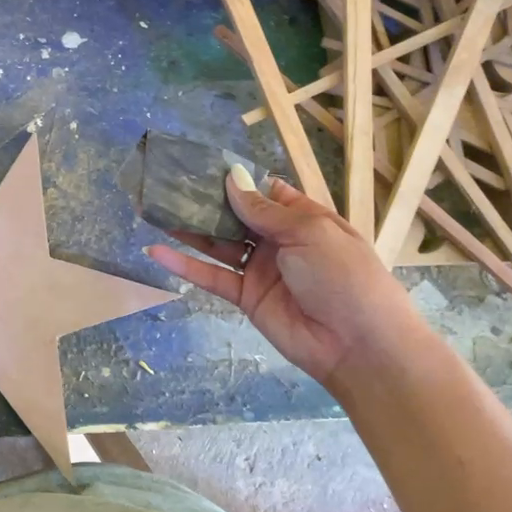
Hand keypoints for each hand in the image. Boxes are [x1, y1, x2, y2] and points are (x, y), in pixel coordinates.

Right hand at [146, 167, 424, 385]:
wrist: (359, 346)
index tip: (199, 165)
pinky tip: (156, 251)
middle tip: (164, 185)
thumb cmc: (345, 277)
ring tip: (152, 211)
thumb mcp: (310, 233)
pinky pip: (210, 276)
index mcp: (304, 220)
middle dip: (203, 201)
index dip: (235, 179)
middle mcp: (279, 241)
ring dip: (187, 229)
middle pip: (234, 216)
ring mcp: (260, 269)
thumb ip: (264, 209)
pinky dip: (184, 264)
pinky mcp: (245, 296)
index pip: (264, 193)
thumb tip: (231, 176)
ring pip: (217, 243)